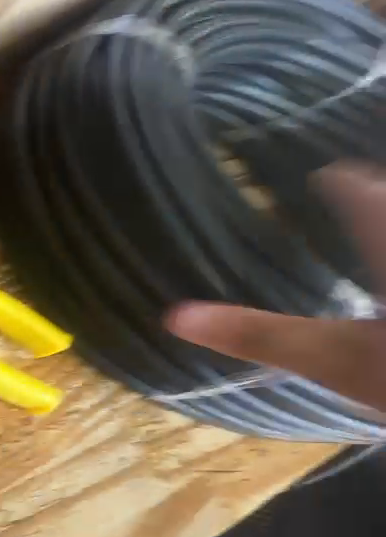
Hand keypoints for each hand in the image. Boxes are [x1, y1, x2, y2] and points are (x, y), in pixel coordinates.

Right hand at [166, 162, 385, 410]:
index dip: (346, 188)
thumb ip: (258, 334)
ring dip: (381, 240)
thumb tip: (171, 314)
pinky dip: (383, 295)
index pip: (368, 205)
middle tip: (371, 194)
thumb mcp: (339, 361)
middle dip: (382, 205)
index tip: (328, 175)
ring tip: (370, 247)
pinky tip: (378, 301)